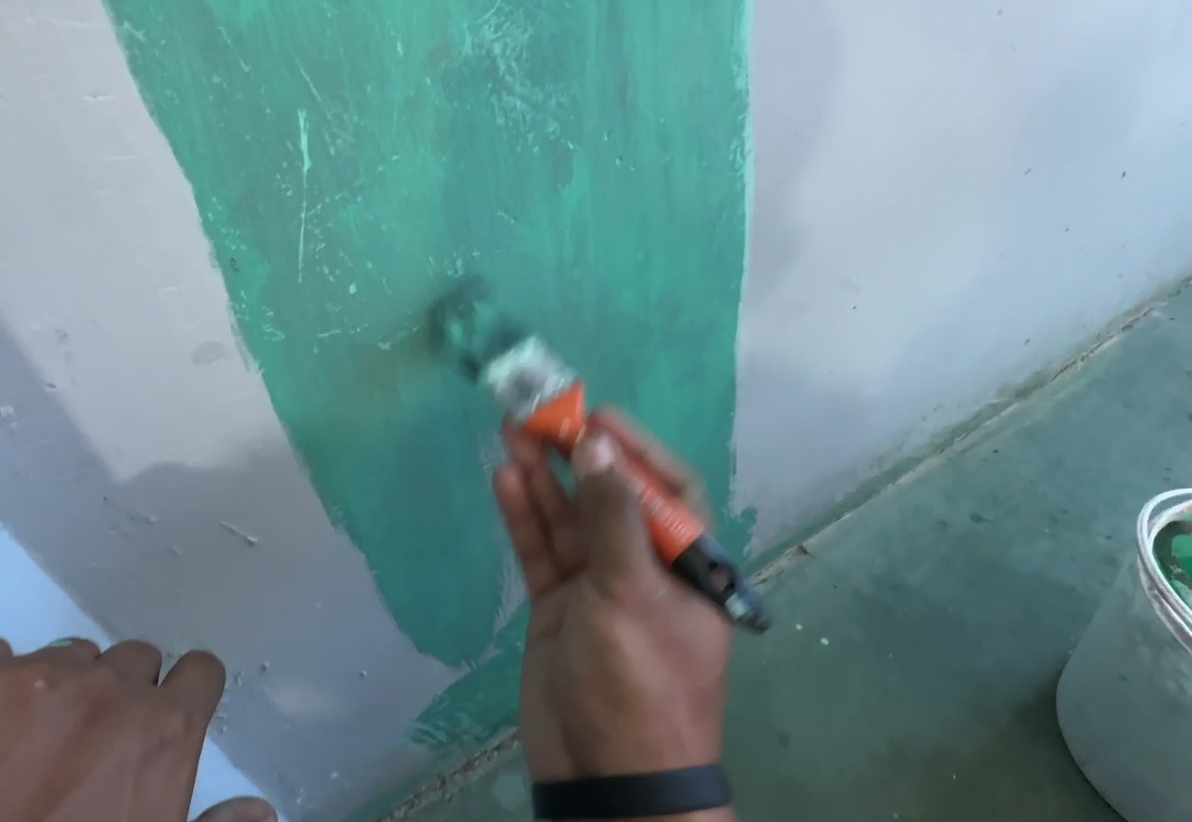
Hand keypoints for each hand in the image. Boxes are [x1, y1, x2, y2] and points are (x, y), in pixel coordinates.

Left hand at [0, 637, 274, 821]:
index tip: (160, 717)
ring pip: (62, 654)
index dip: (182, 696)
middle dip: (114, 695)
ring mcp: (29, 674)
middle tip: (76, 751)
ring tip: (12, 748)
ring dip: (51, 690)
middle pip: (130, 660)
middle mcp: (107, 687)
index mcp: (161, 732)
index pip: (199, 673)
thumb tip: (258, 809)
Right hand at [492, 410, 733, 817]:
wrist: (607, 779)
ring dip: (543, 477)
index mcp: (686, 564)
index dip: (636, 447)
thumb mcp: (631, 593)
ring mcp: (596, 584)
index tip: (595, 417)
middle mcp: (642, 566)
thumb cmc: (640, 680)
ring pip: (568, 518)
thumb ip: (611, 515)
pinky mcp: (558, 604)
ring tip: (512, 432)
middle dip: (575, 456)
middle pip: (608, 495)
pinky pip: (542, 550)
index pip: (669, 487)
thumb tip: (597, 444)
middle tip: (538, 414)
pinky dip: (525, 516)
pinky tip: (506, 480)